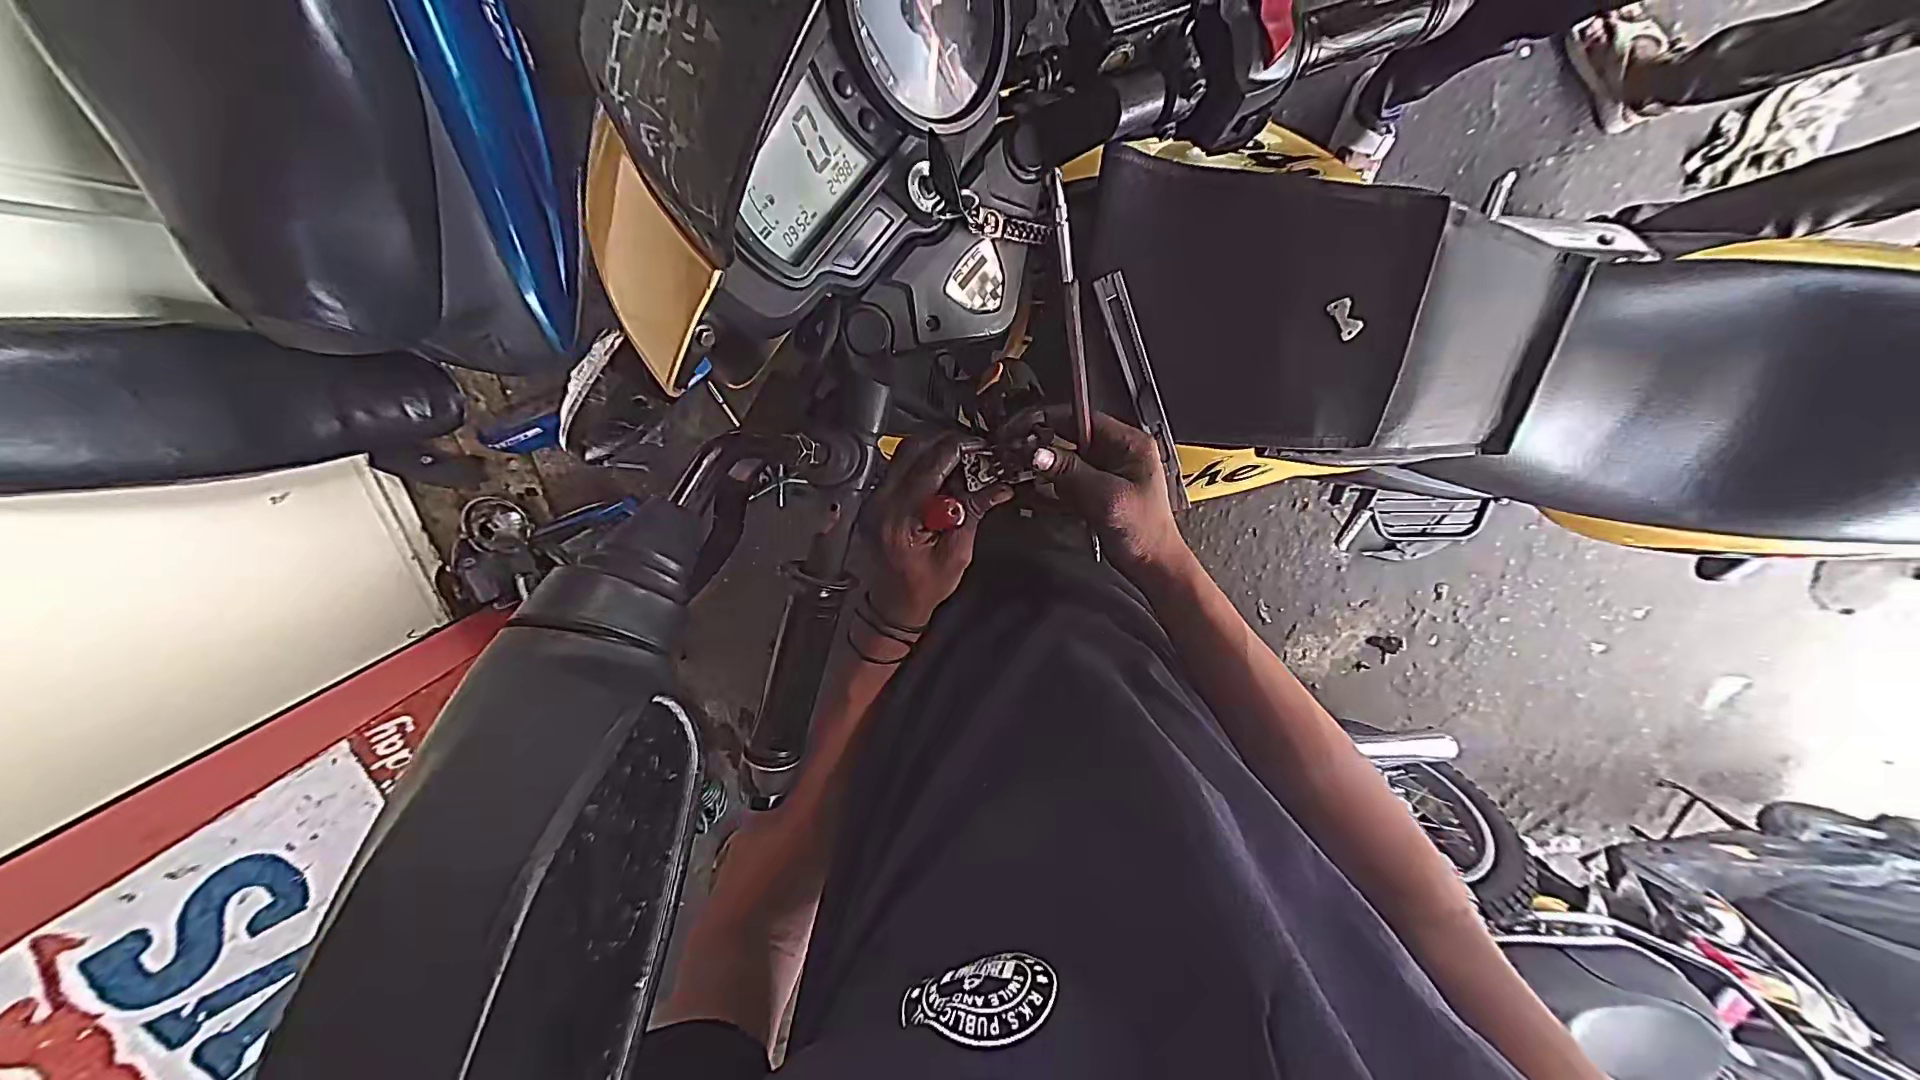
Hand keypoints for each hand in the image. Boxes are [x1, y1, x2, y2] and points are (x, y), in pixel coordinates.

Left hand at [863, 433, 1010, 627]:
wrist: (893, 605)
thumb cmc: (920, 589)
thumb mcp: (956, 554)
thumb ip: (971, 513)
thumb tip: (995, 487)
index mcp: (900, 520)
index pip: (930, 466)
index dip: (960, 451)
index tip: (980, 450)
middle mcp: (881, 505)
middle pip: (913, 450)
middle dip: (948, 445)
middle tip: (974, 453)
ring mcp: (874, 500)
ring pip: (904, 454)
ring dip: (935, 452)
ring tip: (961, 464)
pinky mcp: (876, 500)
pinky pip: (900, 468)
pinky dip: (924, 465)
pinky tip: (942, 478)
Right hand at [1030, 407, 1189, 576]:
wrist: (1151, 565)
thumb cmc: (1147, 532)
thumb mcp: (1107, 496)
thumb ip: (1071, 471)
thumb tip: (1040, 453)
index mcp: (1129, 444)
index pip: (1082, 417)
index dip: (1049, 419)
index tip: (1023, 427)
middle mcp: (1116, 454)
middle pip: (1068, 437)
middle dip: (1041, 446)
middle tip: (1017, 452)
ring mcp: (1103, 473)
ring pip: (1063, 460)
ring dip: (1043, 468)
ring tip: (1022, 474)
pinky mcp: (1093, 492)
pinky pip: (1064, 481)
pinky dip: (1048, 486)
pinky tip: (1034, 492)